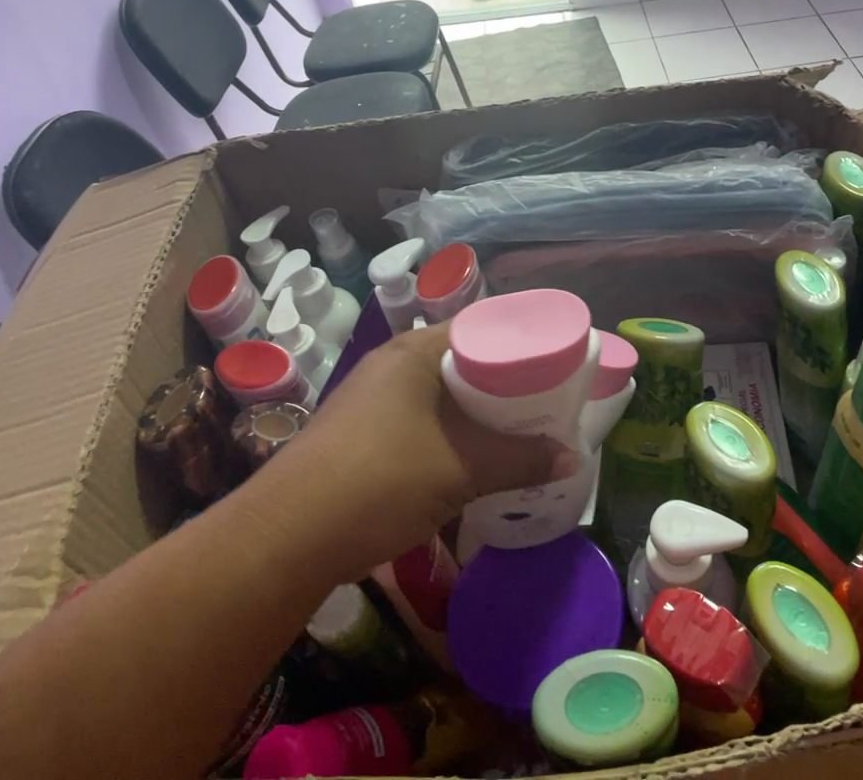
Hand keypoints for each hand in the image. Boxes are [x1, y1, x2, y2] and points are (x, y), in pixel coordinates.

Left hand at [250, 324, 577, 580]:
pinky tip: (477, 464)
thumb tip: (572, 457)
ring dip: (480, 418)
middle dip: (507, 388)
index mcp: (415, 352)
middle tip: (549, 406)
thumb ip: (521, 460)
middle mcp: (393, 366)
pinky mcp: (364, 436)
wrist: (289, 535)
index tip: (559, 367)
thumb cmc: (382, 479)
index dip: (523, 345)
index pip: (482, 328)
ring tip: (523, 436)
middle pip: (465, 364)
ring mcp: (374, 402)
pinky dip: (454, 438)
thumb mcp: (463, 469)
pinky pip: (424, 425)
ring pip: (443, 399)